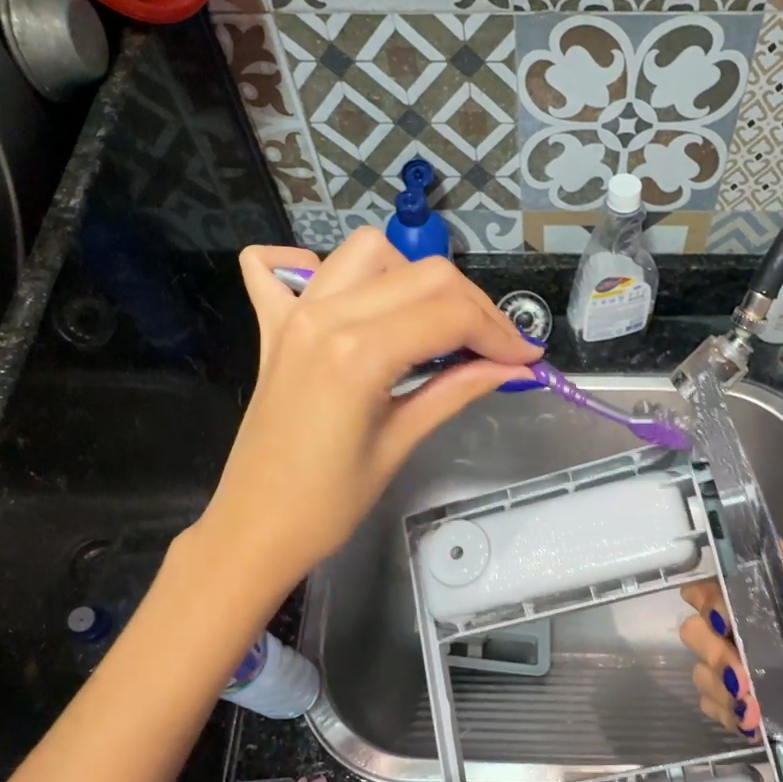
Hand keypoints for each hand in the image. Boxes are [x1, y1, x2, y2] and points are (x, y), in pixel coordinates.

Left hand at [188, 230, 542, 588]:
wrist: (256, 528)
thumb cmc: (328, 504)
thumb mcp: (399, 445)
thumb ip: (454, 392)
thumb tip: (512, 368)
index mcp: (358, 353)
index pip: (450, 314)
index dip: (499, 332)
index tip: (526, 357)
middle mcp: (325, 315)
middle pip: (422, 274)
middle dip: (472, 306)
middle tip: (496, 350)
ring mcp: (294, 314)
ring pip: (368, 253)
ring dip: (413, 277)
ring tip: (432, 325)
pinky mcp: (273, 326)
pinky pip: (279, 266)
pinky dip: (313, 265)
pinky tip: (345, 299)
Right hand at [678, 544, 782, 747]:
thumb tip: (764, 536)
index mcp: (764, 612)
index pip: (710, 591)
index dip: (706, 601)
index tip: (722, 619)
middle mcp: (746, 640)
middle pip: (694, 631)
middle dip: (716, 654)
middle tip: (744, 674)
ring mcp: (740, 678)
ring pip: (700, 672)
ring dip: (725, 691)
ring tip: (757, 709)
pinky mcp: (739, 714)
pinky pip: (709, 706)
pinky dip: (728, 716)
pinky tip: (753, 724)